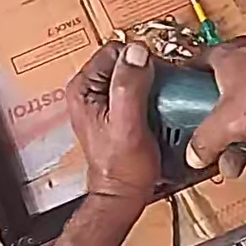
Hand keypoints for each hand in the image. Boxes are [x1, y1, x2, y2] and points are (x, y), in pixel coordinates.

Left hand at [66, 41, 159, 204]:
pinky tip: (160, 110)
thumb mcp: (128, 124)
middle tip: (161, 90)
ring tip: (162, 101)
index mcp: (83, 90)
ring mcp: (105, 103)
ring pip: (135, 76)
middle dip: (147, 72)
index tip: (155, 75)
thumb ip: (129, 86)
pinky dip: (153, 97)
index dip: (139, 60)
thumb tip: (137, 53)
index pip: (114, 51)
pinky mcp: (120, 113)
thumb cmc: (121, 168)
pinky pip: (140, 93)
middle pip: (126, 62)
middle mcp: (91, 93)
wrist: (124, 194)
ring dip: (152, 85)